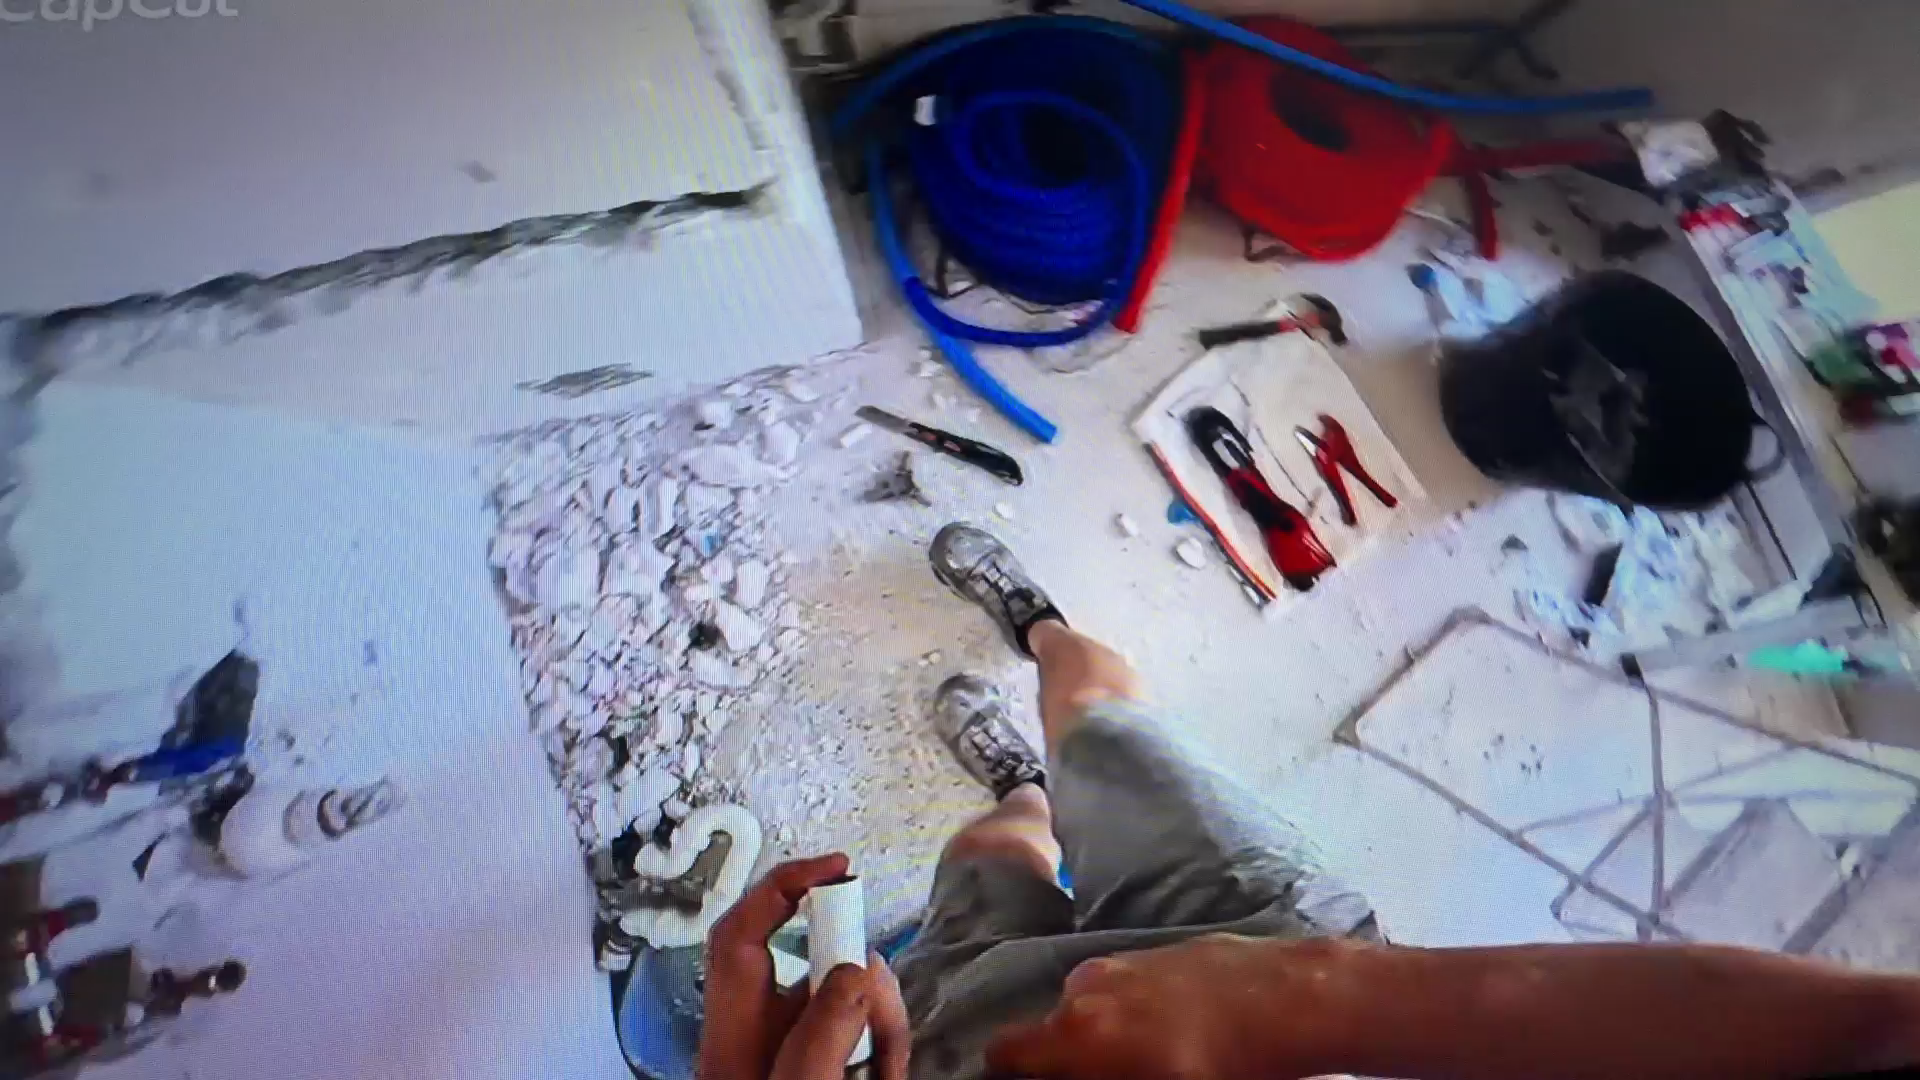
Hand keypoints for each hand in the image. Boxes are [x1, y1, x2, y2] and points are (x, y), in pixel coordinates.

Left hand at [698, 854, 910, 1079]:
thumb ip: (824, 1030)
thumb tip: (856, 968)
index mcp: (732, 1040)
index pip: (740, 932)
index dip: (784, 884)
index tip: (836, 866)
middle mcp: (757, 1038)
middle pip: (811, 959)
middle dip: (861, 968)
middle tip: (882, 999)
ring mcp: (790, 1051)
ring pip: (846, 992)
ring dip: (881, 1017)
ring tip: (890, 1063)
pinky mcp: (823, 1064)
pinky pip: (861, 1026)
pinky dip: (884, 1039)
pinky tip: (890, 1071)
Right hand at [986, 934, 1360, 1079]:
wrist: (1279, 997)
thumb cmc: (1219, 1065)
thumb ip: (1101, 1079)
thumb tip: (1081, 1071)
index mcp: (1078, 1032)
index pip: (1007, 1050)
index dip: (1009, 1072)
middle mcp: (1083, 988)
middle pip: (1052, 1033)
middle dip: (1068, 1061)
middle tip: (1106, 1077)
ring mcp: (1113, 963)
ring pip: (1085, 1011)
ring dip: (1100, 1038)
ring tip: (1145, 1061)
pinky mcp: (1142, 952)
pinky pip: (1114, 992)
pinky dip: (1124, 1015)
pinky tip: (1167, 1034)